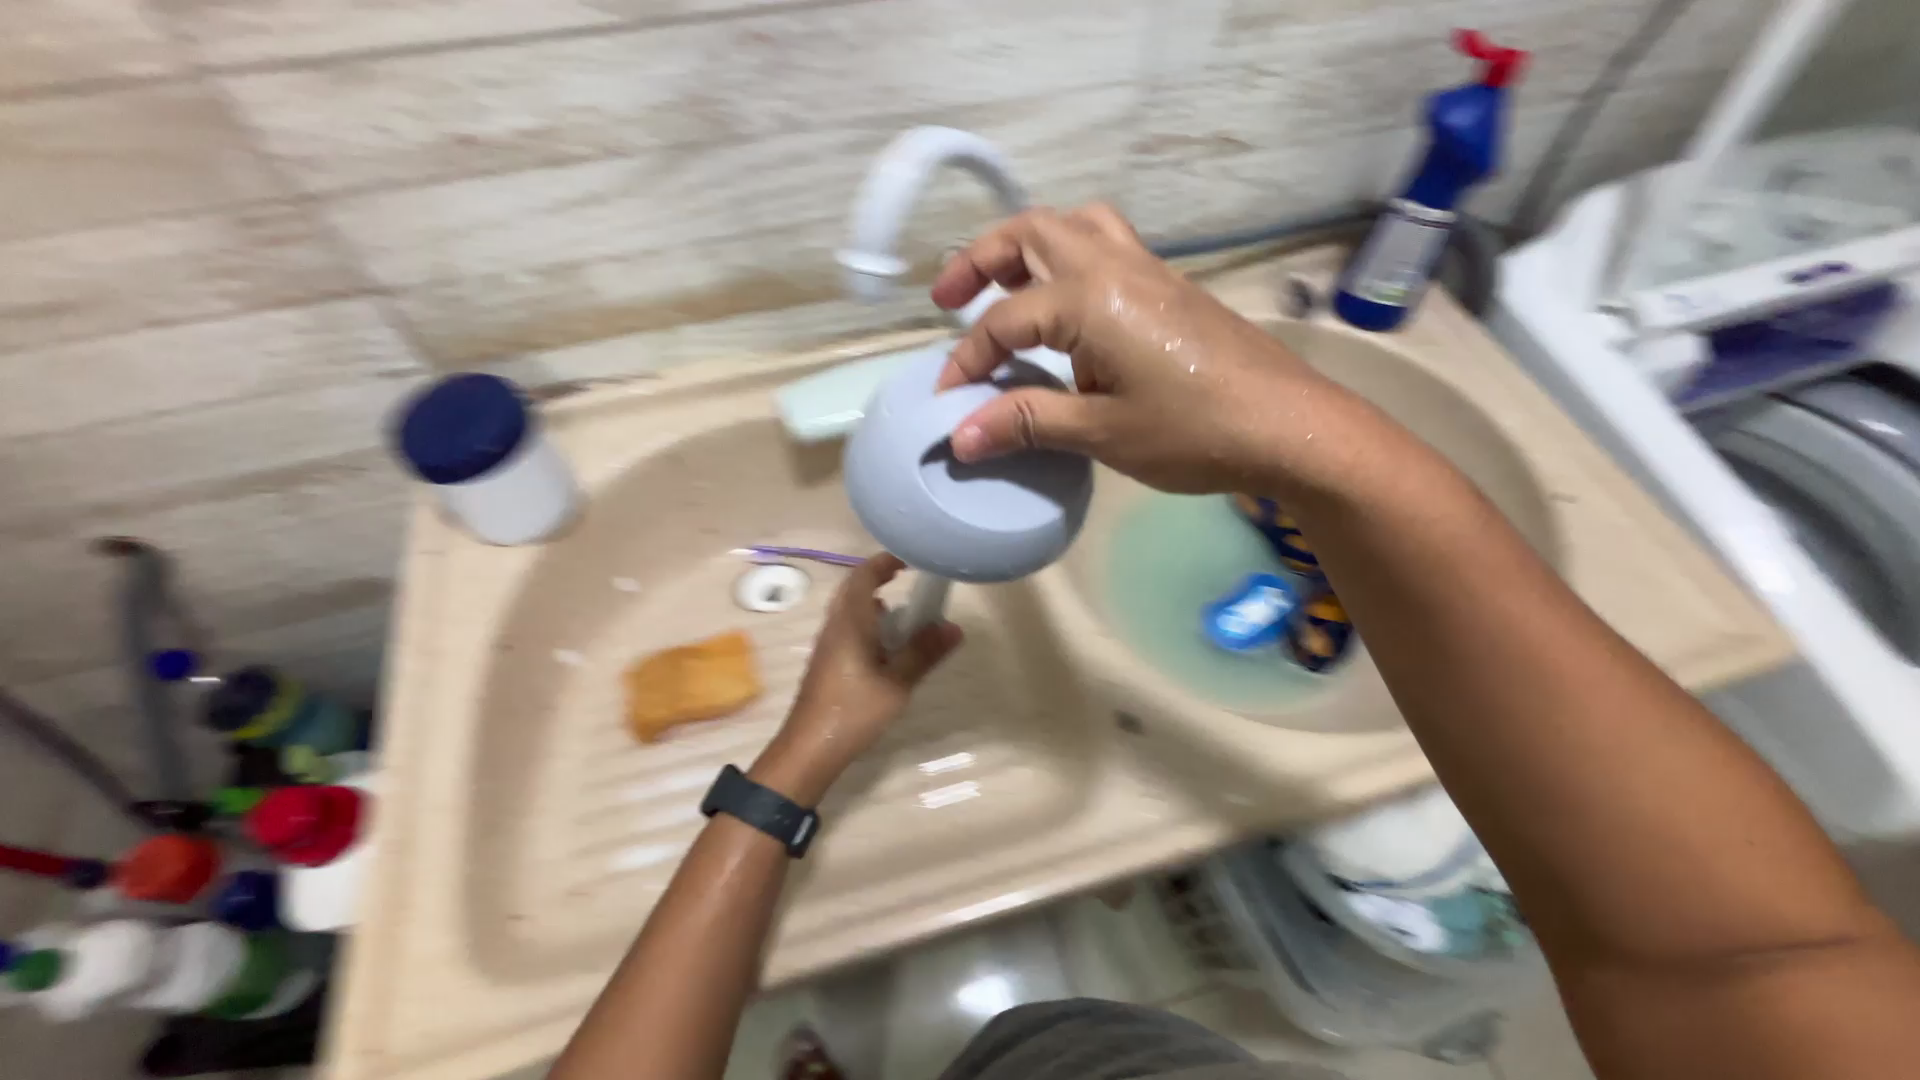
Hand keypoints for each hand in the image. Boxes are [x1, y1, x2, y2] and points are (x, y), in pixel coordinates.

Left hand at [750, 554, 962, 804]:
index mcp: (850, 623)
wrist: (809, 749)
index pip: (863, 576)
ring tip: (905, 617)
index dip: (885, 562)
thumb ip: (923, 653)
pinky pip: (849, 630)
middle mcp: (835, 626)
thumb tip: (953, 627)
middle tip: (910, 581)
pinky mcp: (828, 664)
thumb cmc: (852, 711)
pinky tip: (887, 650)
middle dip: (880, 580)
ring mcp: (828, 645)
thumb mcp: (896, 683)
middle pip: (854, 590)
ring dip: (875, 605)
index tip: (910, 557)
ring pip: (851, 612)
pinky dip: (870, 626)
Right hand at [931, 204, 1339, 495]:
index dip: (968, 360)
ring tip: (1004, 286)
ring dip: (1029, 246)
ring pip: (1075, 225)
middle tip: (948, 300)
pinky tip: (1066, 310)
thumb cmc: (1195, 432)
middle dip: (980, 260)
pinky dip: (1068, 259)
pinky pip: (1107, 246)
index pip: (1006, 321)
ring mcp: (1148, 271)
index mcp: (1092, 299)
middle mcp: (1116, 266)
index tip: (946, 400)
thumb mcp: (1103, 433)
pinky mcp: (1170, 288)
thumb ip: (1028, 423)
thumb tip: (959, 436)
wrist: (1290, 427)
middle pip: (1032, 232)